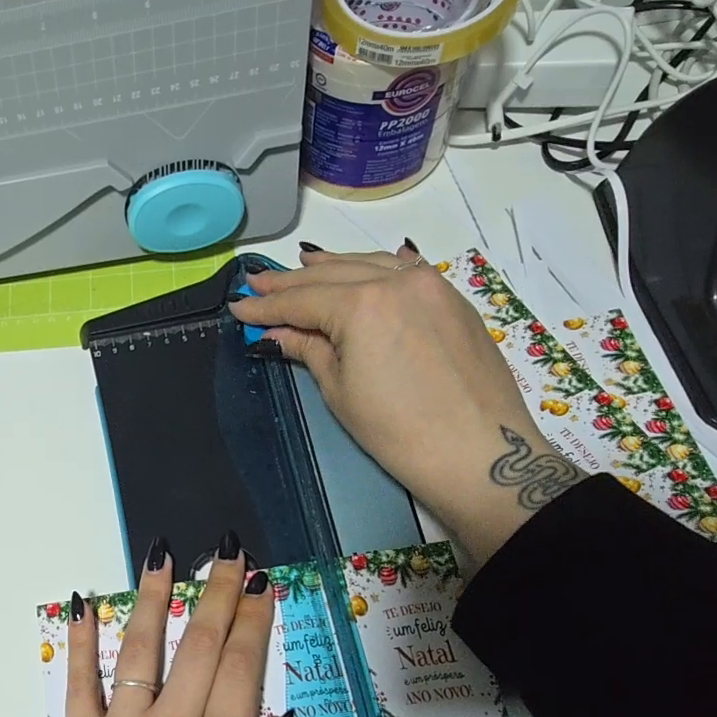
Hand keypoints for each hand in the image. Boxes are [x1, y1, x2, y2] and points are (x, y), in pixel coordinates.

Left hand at [0, 541, 284, 716]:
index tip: (262, 583)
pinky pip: (81, 680)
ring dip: (153, 599)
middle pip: (199, 645)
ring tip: (161, 556)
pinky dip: (81, 640)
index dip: (254, 620)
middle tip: (227, 551)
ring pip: (142, 649)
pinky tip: (83, 603)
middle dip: (217, 593)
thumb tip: (274, 714)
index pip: (242, 668)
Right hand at [229, 244, 581, 562]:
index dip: (266, 306)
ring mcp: (431, 286)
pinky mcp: (453, 300)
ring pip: (371, 264)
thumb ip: (308, 349)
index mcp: (363, 304)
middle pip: (333, 275)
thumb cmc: (397, 431)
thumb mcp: (340, 391)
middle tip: (258, 281)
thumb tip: (276, 333)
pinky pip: (406, 270)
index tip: (238, 305)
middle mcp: (397, 281)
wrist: (478, 452)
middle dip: (292, 281)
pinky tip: (362, 267)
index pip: (302, 301)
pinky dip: (376, 266)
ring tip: (303, 265)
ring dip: (333, 266)